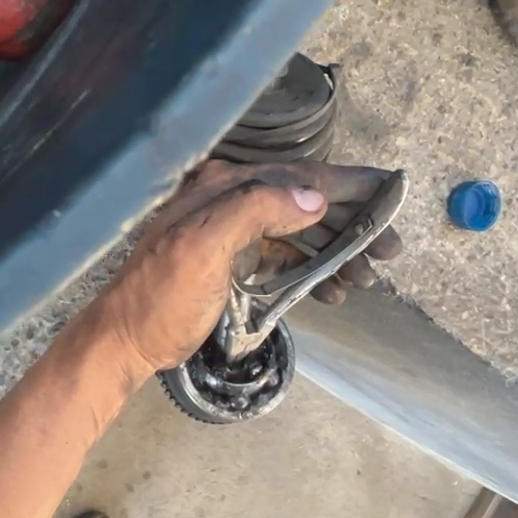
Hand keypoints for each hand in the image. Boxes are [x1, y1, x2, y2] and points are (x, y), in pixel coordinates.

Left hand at [90, 160, 405, 373]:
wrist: (126, 340)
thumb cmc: (160, 296)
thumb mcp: (202, 247)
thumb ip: (254, 211)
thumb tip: (312, 198)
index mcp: (222, 187)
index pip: (297, 177)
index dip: (348, 185)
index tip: (391, 193)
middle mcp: (229, 201)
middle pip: (304, 203)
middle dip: (351, 225)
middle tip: (389, 251)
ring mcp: (231, 233)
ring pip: (298, 233)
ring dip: (336, 253)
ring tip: (368, 278)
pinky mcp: (231, 263)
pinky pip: (282, 259)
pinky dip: (311, 271)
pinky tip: (333, 290)